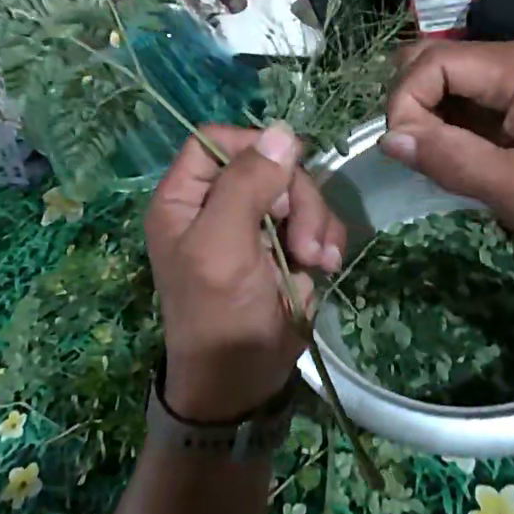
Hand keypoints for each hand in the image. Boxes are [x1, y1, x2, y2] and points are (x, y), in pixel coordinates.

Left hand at [146, 122, 346, 421]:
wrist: (245, 381)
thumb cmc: (219, 316)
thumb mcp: (223, 248)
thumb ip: (246, 186)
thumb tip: (283, 132)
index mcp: (186, 198)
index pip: (216, 141)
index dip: (252, 147)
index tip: (282, 173)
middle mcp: (219, 204)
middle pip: (270, 165)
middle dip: (297, 199)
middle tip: (305, 242)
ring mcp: (257, 224)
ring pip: (300, 192)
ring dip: (317, 222)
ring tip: (318, 261)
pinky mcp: (288, 245)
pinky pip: (317, 220)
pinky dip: (327, 238)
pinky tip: (326, 266)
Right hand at [382, 38, 513, 246]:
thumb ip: (452, 161)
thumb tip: (389, 138)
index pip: (436, 61)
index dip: (406, 102)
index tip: (405, 152)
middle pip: (440, 60)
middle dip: (415, 105)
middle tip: (420, 155)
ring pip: (453, 80)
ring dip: (434, 117)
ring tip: (443, 161)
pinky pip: (475, 98)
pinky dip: (455, 125)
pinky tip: (464, 157)